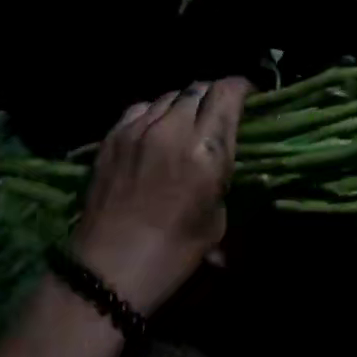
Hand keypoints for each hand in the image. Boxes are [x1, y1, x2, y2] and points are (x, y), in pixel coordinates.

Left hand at [69, 78, 250, 314]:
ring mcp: (139, 128)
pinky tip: (155, 131)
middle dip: (212, 96)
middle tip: (216, 113)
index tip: (246, 95)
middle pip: (198, 88)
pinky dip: (154, 113)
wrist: (109, 269)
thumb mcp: (217, 218)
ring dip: (183, 105)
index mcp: (205, 151)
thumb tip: (221, 153)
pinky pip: (141, 108)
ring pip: (169, 95)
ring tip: (185, 123)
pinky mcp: (114, 134)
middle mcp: (173, 129)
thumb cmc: (173, 254)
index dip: (241, 87)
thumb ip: (221, 173)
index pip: (226, 93)